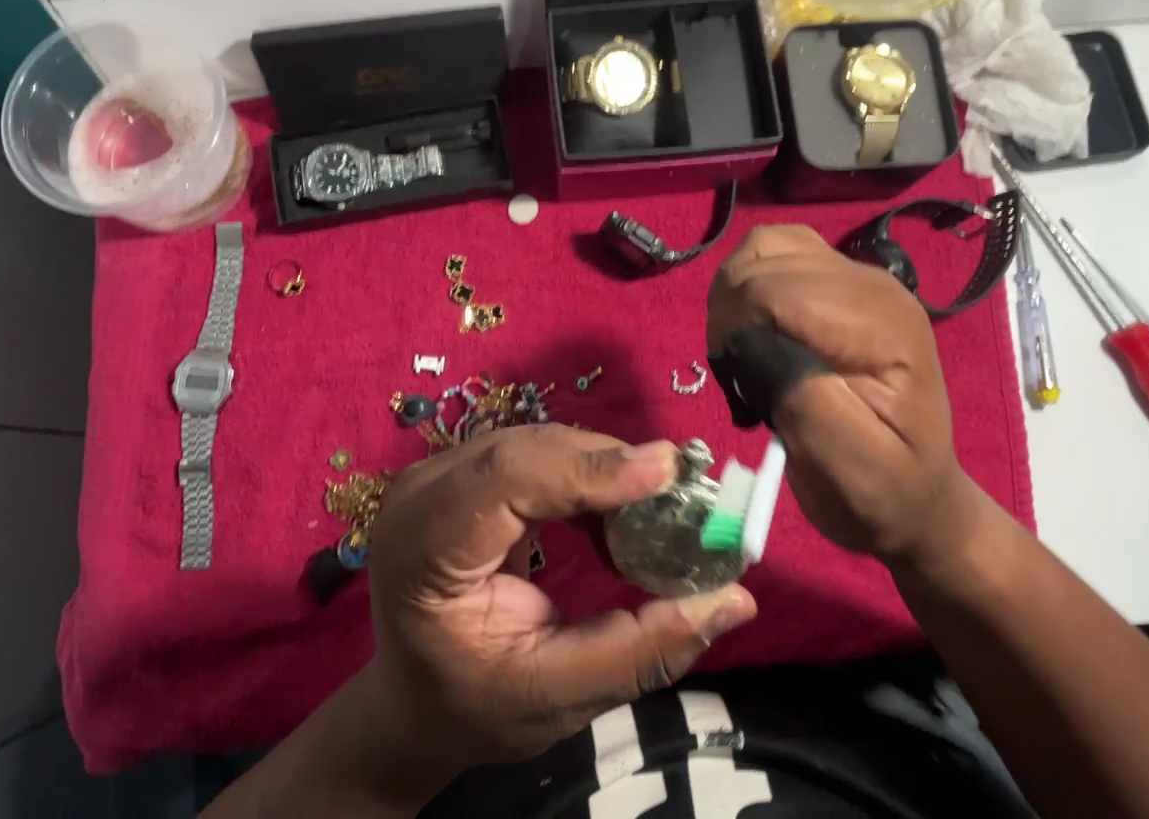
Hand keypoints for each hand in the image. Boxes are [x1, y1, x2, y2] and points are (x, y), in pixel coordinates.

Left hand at [363, 425, 757, 773]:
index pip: (503, 478)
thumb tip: (734, 599)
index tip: (666, 474)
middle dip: (612, 468)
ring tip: (660, 519)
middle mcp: (422, 492)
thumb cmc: (471, 705)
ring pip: (539, 443)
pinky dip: (590, 479)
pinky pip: (538, 455)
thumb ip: (640, 651)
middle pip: (527, 450)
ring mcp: (441, 475)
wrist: (414, 697)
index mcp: (421, 548)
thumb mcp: (556, 697)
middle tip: (687, 502)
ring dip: (606, 472)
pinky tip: (619, 520)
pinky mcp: (467, 474)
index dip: (587, 468)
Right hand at [708, 225, 985, 567]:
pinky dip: (748, 283)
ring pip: (763, 247)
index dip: (735, 331)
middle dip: (731, 317)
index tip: (739, 387)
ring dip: (735, 295)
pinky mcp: (837, 280)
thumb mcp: (845, 464)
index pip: (774, 289)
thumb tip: (748, 340)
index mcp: (880, 325)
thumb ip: (803, 397)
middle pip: (762, 263)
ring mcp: (856, 276)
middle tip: (740, 379)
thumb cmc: (879, 489)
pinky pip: (775, 253)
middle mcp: (871, 284)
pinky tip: (754, 327)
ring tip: (742, 349)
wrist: (913, 497)